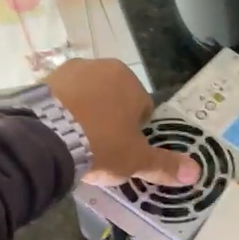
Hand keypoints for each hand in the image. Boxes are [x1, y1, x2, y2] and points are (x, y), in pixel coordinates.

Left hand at [45, 59, 199, 186]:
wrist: (45, 138)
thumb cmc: (101, 145)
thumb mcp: (136, 160)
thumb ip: (165, 165)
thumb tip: (196, 172)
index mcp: (129, 80)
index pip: (142, 108)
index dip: (136, 133)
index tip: (124, 152)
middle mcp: (101, 66)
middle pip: (114, 99)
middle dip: (110, 121)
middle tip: (101, 149)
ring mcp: (69, 71)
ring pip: (87, 98)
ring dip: (86, 115)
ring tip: (77, 143)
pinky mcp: (42, 80)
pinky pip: (61, 100)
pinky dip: (62, 114)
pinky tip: (58, 135)